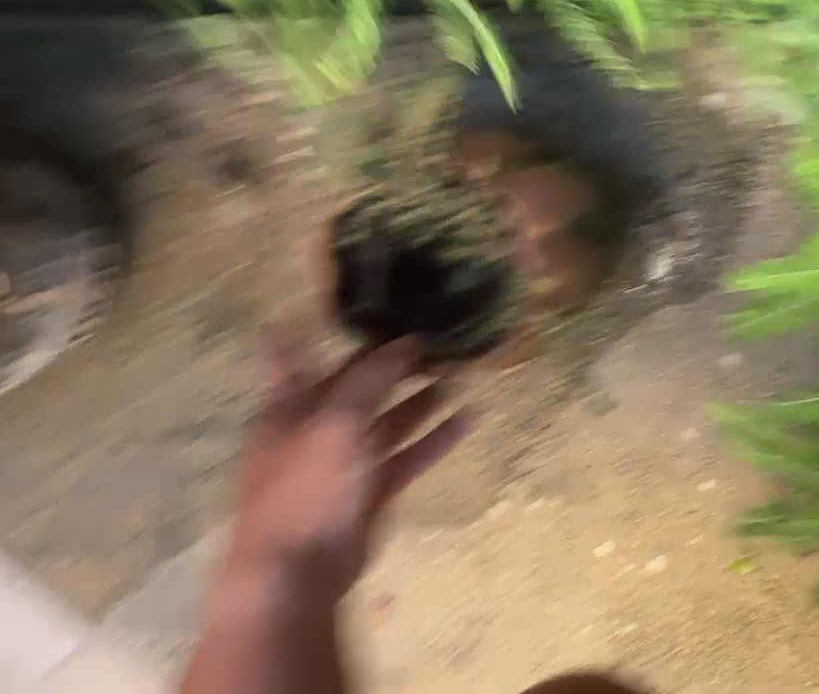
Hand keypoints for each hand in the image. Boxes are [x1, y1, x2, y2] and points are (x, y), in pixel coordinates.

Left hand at [224, 325, 472, 606]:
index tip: (300, 307)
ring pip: (389, 420)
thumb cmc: (305, 486)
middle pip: (356, 388)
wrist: (296, 571)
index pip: (289, 362)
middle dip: (392, 364)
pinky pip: (409, 454)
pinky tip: (470, 417)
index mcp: (287, 411)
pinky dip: (437, 437)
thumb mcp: (335, 421)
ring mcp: (344, 463)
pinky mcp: (371, 489)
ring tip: (464, 372)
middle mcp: (314, 431)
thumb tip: (404, 341)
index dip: (295, 336)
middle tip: (436, 336)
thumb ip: (371, 377)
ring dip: (423, 398)